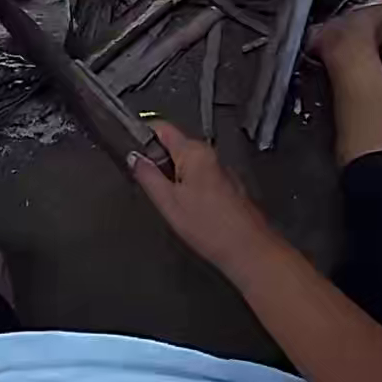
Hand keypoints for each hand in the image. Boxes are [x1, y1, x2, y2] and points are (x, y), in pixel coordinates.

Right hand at [130, 122, 284, 280]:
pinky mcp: (228, 186)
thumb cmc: (209, 227)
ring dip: (173, 175)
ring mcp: (221, 169)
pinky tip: (188, 209)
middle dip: (157, 160)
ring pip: (187, 162)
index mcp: (194, 151)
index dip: (142, 135)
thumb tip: (133, 156)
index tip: (130, 150)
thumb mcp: (168, 202)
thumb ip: (147, 175)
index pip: (161, 127)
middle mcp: (210, 153)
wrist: (251, 253)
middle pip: (174, 145)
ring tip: (167, 200)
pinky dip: (188, 185)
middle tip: (147, 183)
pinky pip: (200, 175)